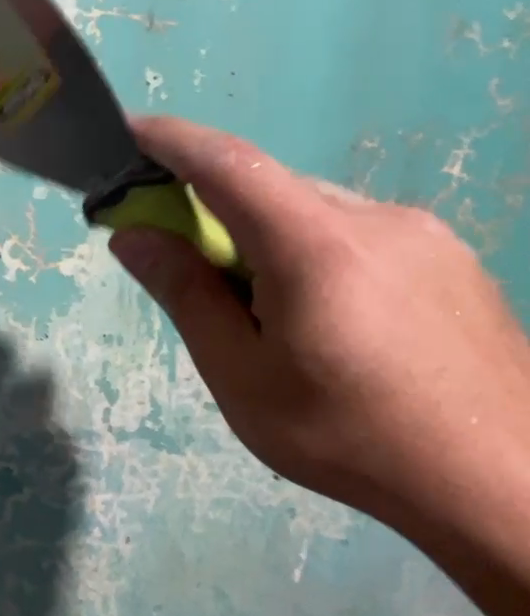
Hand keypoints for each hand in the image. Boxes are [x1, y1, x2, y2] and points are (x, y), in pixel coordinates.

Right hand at [109, 116, 529, 525]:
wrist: (500, 483)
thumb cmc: (344, 433)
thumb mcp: (236, 370)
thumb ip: (184, 292)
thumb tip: (132, 236)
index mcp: (317, 246)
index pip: (229, 165)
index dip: (171, 141)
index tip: (124, 133)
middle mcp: (377, 222)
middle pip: (269, 189)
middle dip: (206, 206)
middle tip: (166, 254)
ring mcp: (424, 239)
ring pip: (311, 213)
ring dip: (256, 234)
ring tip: (244, 306)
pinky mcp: (449, 263)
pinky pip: (353, 234)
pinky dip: (302, 250)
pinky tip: (305, 314)